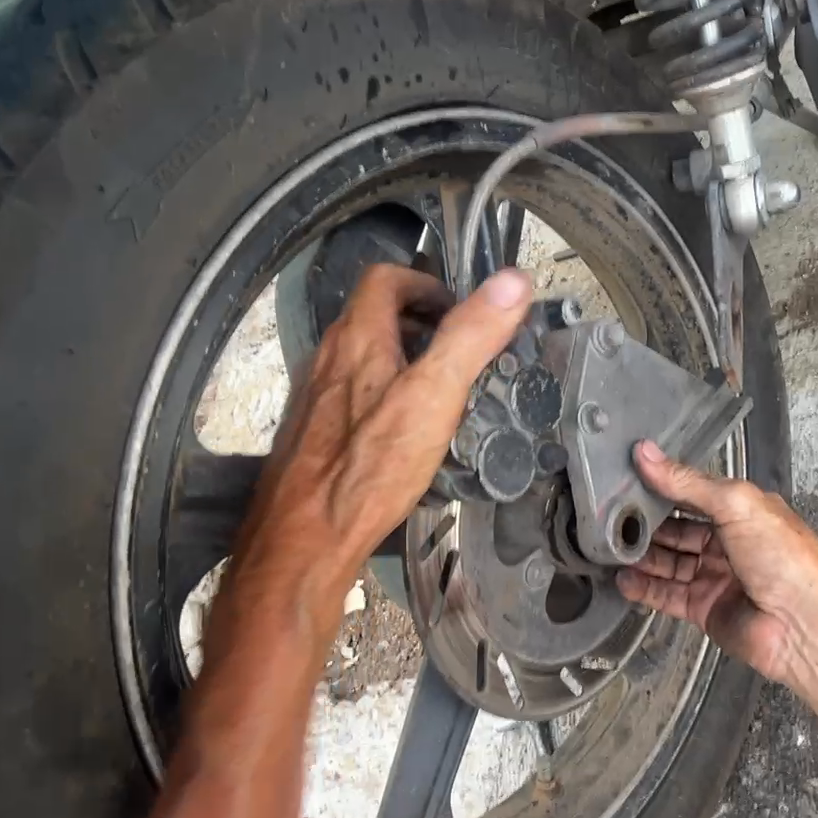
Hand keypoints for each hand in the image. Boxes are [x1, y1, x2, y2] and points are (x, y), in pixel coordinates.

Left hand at [219, 264, 531, 645]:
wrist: (304, 538)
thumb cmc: (371, 467)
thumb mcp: (434, 395)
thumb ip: (470, 336)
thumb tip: (513, 281)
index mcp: (357, 339)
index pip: (385, 279)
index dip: (425, 283)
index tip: (459, 310)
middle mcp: (329, 359)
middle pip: (374, 317)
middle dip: (421, 322)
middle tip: (460, 351)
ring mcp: (317, 397)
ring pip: (363, 357)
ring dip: (403, 358)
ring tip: (442, 390)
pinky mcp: (315, 433)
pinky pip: (354, 394)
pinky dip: (385, 394)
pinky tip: (407, 433)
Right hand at [618, 441, 817, 683]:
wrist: (802, 624)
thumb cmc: (783, 557)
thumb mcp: (736, 504)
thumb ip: (688, 483)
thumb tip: (647, 454)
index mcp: (743, 511)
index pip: (694, 493)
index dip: (664, 486)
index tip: (628, 477)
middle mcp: (729, 542)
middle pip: (678, 529)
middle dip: (647, 523)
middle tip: (609, 515)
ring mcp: (716, 576)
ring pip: (669, 562)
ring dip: (641, 555)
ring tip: (608, 546)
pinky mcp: (705, 608)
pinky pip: (668, 595)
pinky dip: (645, 588)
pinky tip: (623, 579)